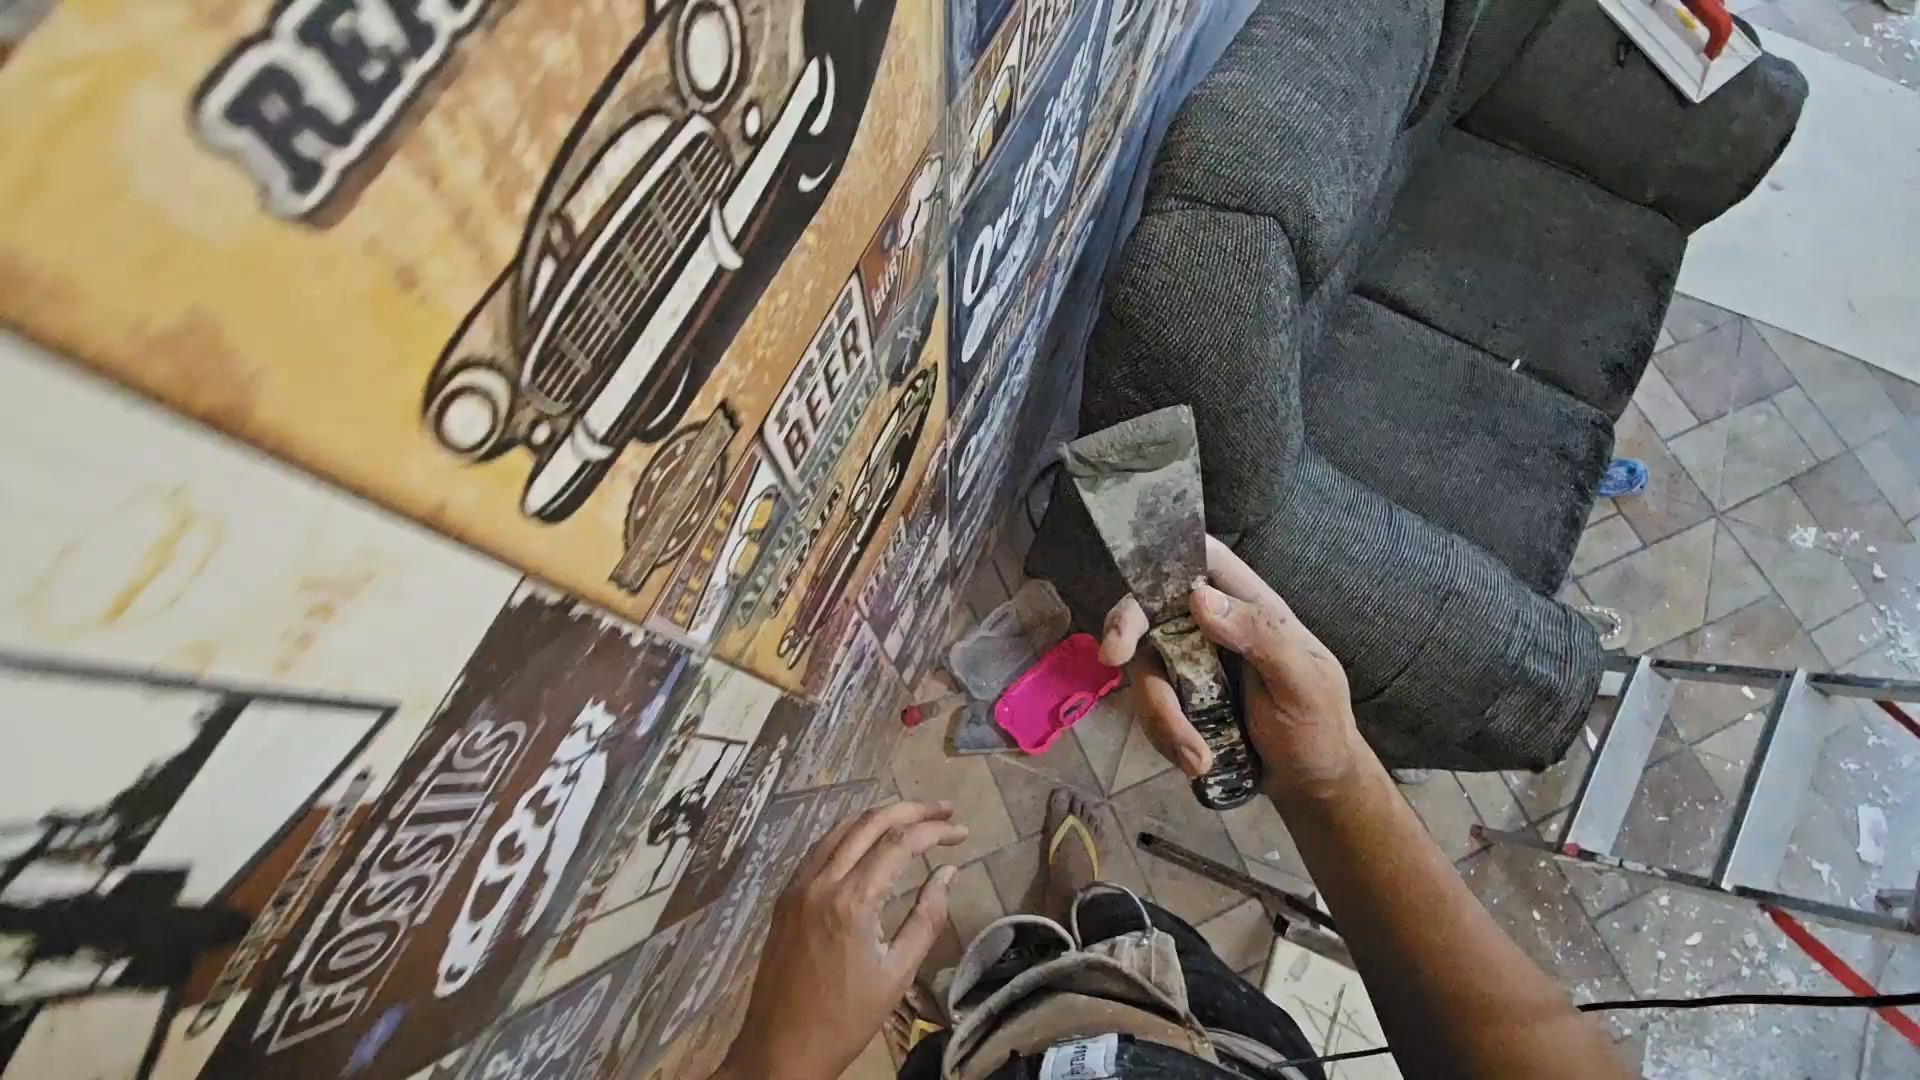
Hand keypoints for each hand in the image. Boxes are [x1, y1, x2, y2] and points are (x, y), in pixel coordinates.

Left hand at [717, 800, 967, 1079]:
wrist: (779, 1051)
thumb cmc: (845, 1019)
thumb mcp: (897, 973)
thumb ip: (927, 916)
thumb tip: (949, 871)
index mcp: (852, 901)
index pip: (900, 843)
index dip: (935, 830)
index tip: (961, 831)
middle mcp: (822, 881)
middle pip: (871, 822)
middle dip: (912, 809)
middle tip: (944, 809)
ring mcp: (799, 884)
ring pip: (843, 827)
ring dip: (881, 815)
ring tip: (914, 815)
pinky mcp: (786, 894)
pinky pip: (822, 847)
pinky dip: (851, 832)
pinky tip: (869, 838)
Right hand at [1099, 535, 1369, 801]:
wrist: (1307, 786)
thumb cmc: (1318, 726)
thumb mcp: (1303, 684)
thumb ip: (1260, 638)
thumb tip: (1200, 600)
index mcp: (1247, 605)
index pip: (1204, 559)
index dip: (1168, 554)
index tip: (1142, 583)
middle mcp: (1208, 626)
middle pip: (1150, 607)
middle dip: (1125, 631)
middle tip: (1114, 657)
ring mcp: (1185, 662)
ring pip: (1143, 667)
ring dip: (1160, 715)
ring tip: (1199, 759)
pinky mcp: (1173, 699)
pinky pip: (1147, 707)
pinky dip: (1163, 737)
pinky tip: (1196, 762)